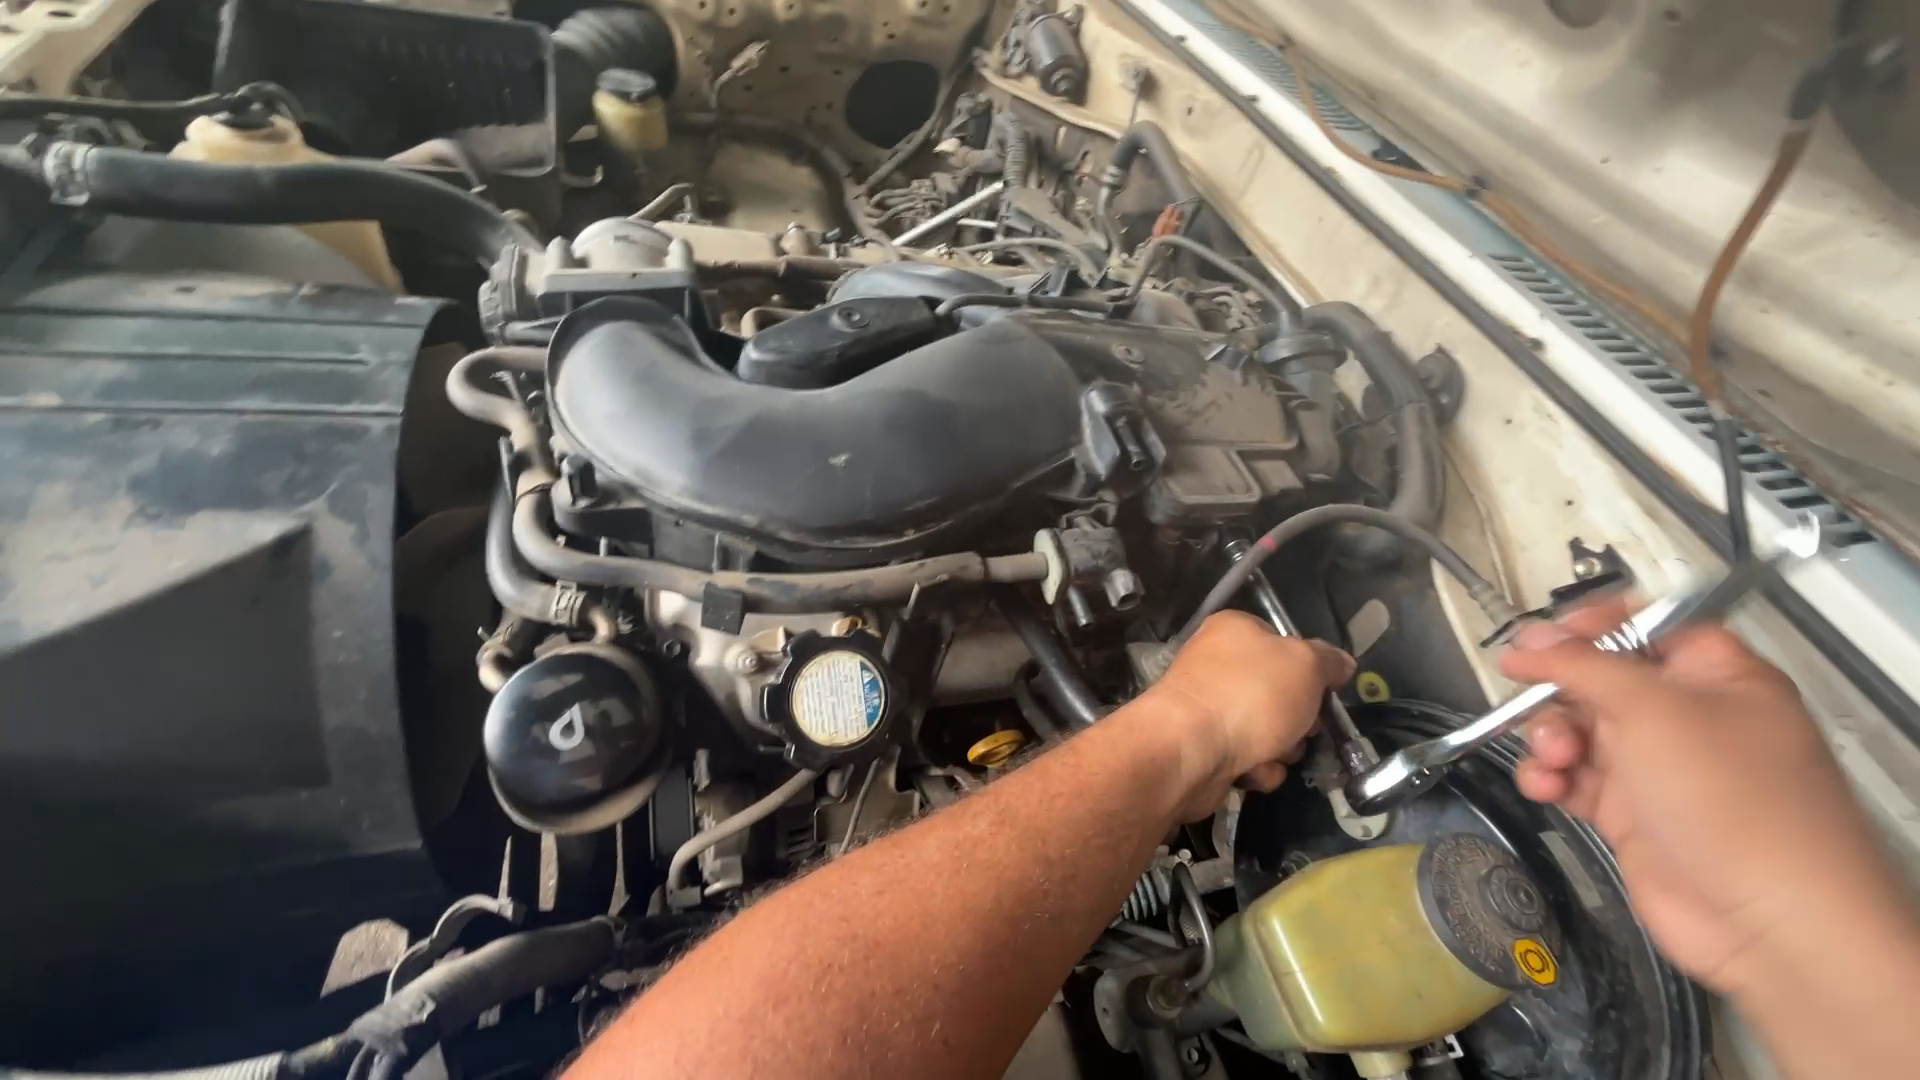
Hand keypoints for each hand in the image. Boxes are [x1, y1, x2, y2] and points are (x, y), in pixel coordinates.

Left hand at [1140, 611, 1352, 820]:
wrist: (1190, 749)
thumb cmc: (1250, 694)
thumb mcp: (1305, 664)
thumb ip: (1328, 660)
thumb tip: (1341, 662)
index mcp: (1234, 631)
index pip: (1281, 642)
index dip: (1308, 667)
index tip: (1325, 688)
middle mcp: (1216, 664)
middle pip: (1279, 693)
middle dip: (1298, 718)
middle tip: (1302, 727)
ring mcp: (1209, 707)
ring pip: (1269, 730)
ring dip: (1281, 748)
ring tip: (1271, 751)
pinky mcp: (1205, 747)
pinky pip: (1249, 758)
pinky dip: (1258, 767)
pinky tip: (1250, 768)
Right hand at [1501, 598, 1911, 997]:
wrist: (1762, 920)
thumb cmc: (1729, 799)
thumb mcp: (1652, 710)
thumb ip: (1583, 665)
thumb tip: (1531, 638)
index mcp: (1718, 682)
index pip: (1656, 628)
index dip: (1602, 623)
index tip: (1552, 630)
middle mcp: (1685, 719)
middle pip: (1598, 679)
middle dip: (1557, 688)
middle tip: (1524, 687)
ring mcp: (1653, 767)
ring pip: (1573, 727)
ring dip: (1548, 737)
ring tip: (1553, 758)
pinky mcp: (1624, 810)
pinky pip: (1569, 776)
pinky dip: (1548, 777)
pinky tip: (1546, 787)